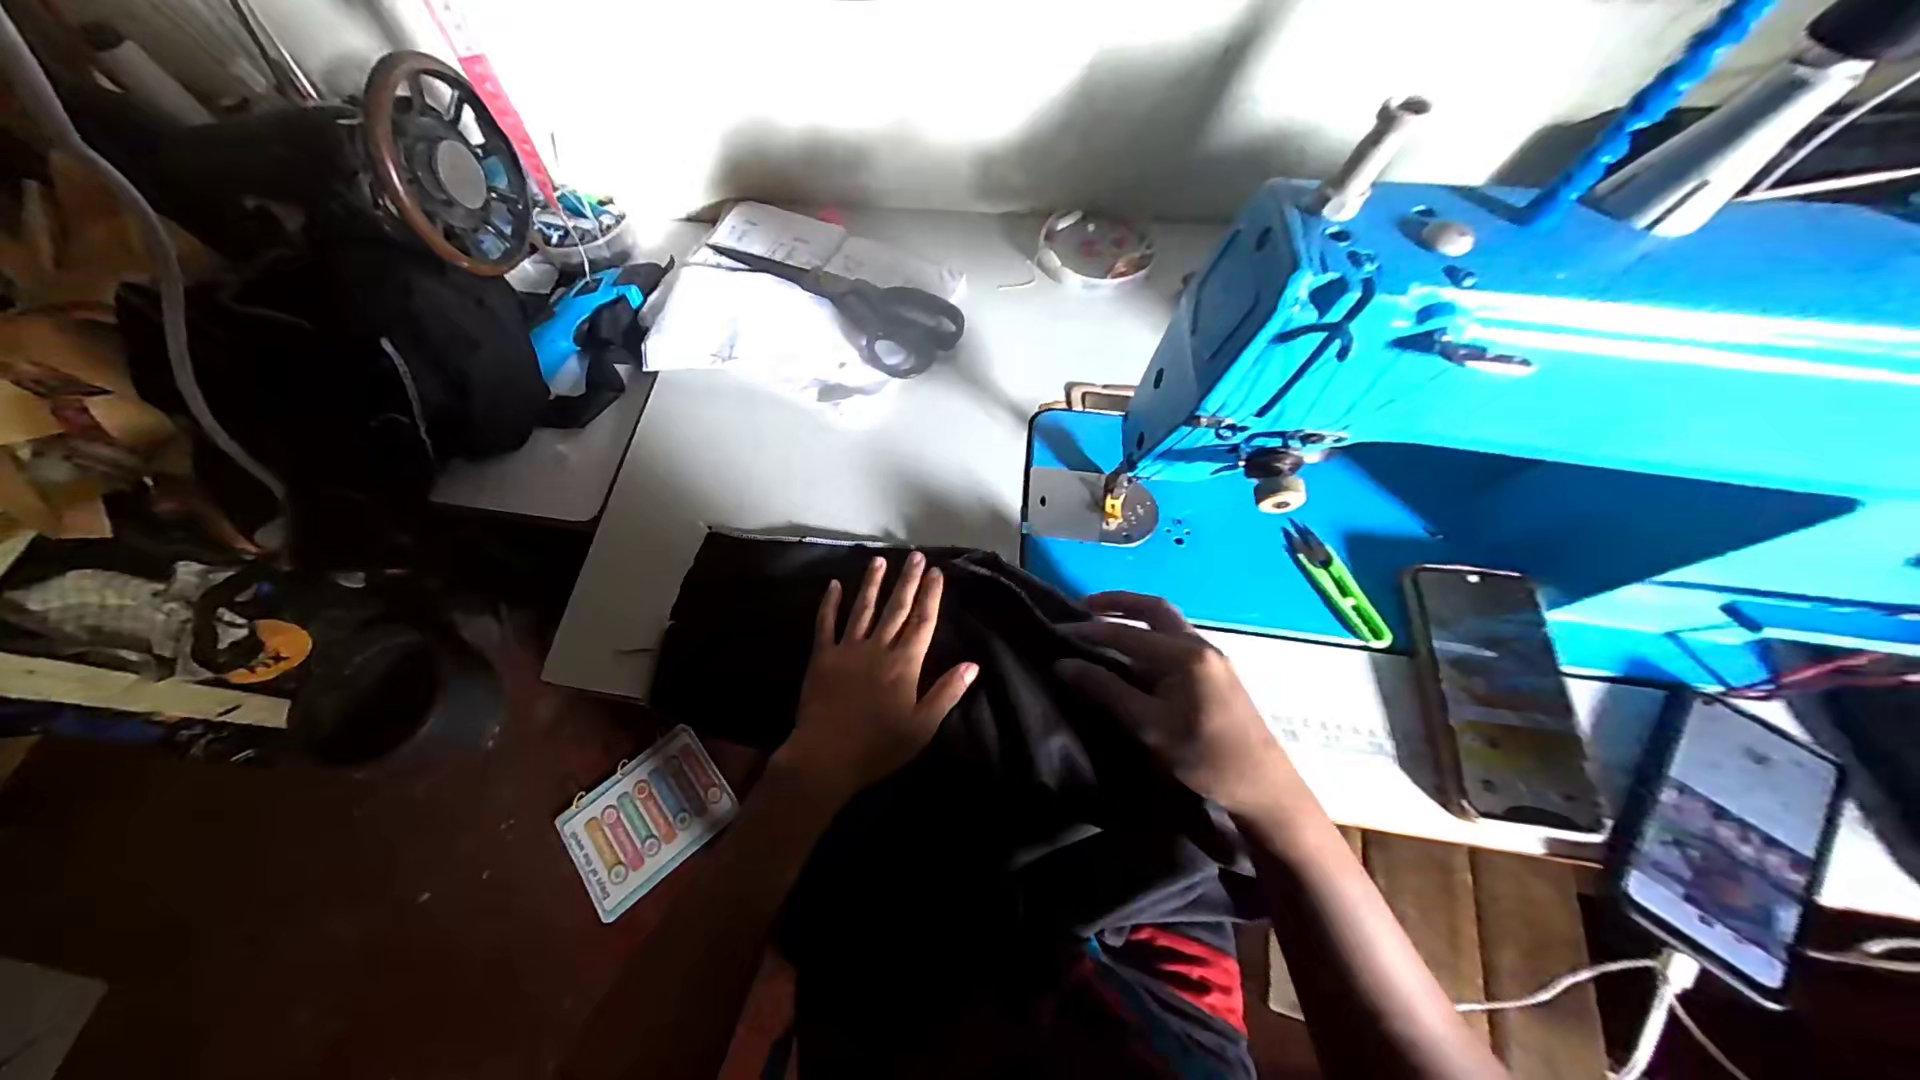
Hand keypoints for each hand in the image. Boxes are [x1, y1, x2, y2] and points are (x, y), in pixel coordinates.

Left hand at [774, 551, 977, 800]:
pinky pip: (825, 624)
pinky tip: (833, 585)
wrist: (825, 756)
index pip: (923, 622)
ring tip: (880, 561)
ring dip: (872, 583)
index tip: (937, 573)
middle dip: (908, 581)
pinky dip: (829, 604)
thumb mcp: (922, 726)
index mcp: (904, 664)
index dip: (931, 596)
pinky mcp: (822, 657)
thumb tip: (972, 665)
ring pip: (863, 609)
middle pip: (897, 608)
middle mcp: (878, 648)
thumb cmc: (879, 746)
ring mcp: (847, 649)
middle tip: (916, 556)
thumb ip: (946, 692)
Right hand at [1055, 591, 1296, 813]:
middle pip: (1154, 609)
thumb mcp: (1149, 726)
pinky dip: (1148, 635)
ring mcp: (1210, 656)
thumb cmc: (1205, 757)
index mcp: (1186, 654)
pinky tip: (1132, 652)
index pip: (1127, 634)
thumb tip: (1063, 665)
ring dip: (1134, 617)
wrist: (1262, 786)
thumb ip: (1106, 690)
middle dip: (1118, 603)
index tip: (1057, 630)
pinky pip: (1174, 639)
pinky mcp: (1212, 671)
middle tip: (1084, 607)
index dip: (1089, 632)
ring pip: (1166, 622)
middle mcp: (1200, 645)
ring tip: (1102, 623)